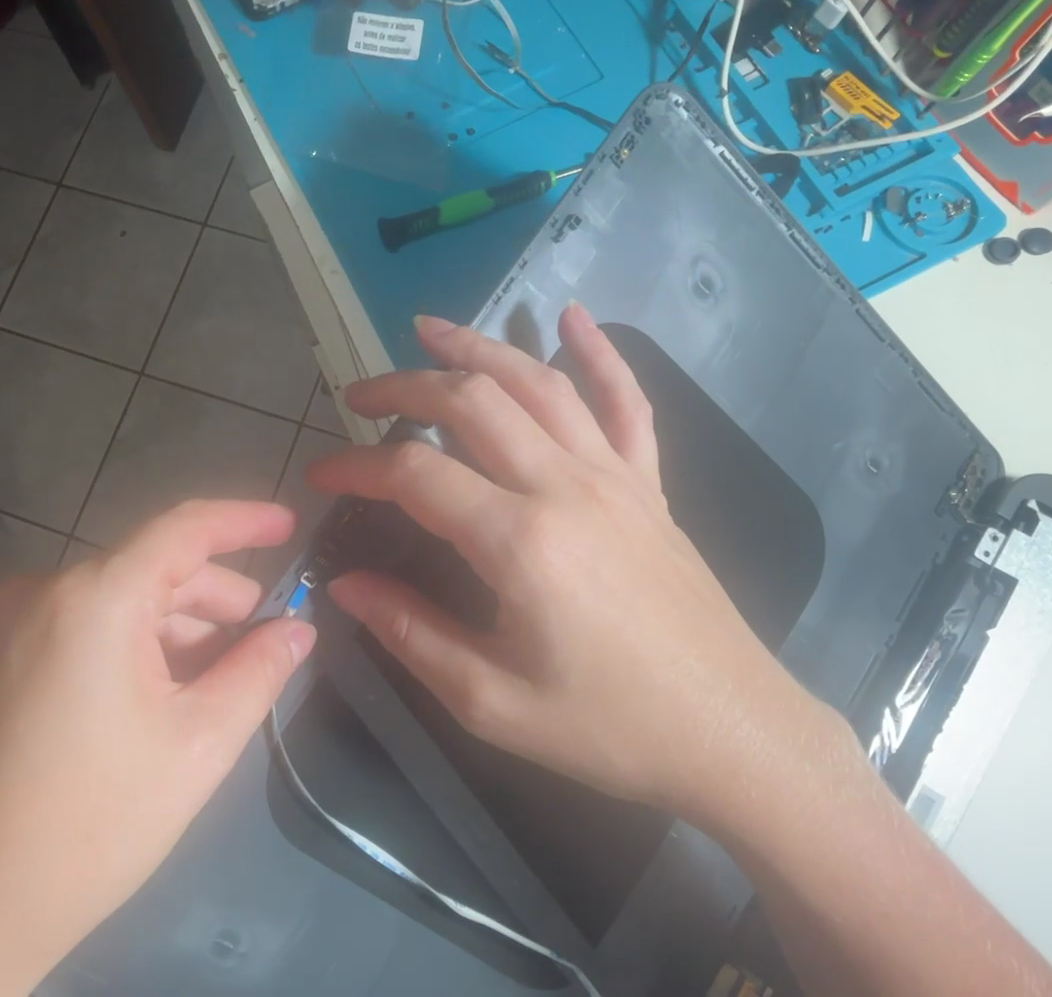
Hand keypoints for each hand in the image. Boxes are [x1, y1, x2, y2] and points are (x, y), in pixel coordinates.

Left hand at [0, 501, 314, 994]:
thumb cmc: (92, 821)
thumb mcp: (199, 744)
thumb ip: (259, 671)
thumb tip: (299, 630)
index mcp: (95, 597)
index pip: (185, 528)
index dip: (245, 520)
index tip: (292, 525)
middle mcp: (46, 591)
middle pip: (154, 568)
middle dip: (219, 599)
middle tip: (268, 641)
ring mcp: (13, 625)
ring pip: (121, 600)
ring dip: (180, 628)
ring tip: (221, 680)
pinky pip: (87, 628)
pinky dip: (137, 646)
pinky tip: (166, 695)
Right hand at [310, 306, 848, 832]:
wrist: (730, 734)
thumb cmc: (608, 728)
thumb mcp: (490, 701)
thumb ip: (410, 633)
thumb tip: (345, 583)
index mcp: (519, 541)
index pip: (415, 474)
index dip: (356, 466)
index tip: (321, 475)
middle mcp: (565, 486)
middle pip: (473, 402)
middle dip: (405, 386)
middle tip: (358, 396)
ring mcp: (616, 477)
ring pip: (539, 383)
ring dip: (479, 348)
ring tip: (428, 330)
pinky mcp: (651, 485)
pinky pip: (626, 403)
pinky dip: (601, 352)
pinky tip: (574, 316)